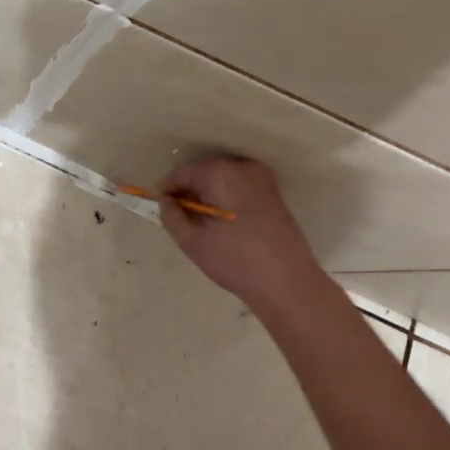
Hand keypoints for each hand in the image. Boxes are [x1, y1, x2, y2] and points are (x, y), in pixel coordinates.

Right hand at [157, 156, 325, 310]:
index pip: (183, 172)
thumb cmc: (235, 262)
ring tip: (202, 220)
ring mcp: (261, 176)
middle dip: (189, 189)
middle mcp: (242, 166)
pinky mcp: (273, 190)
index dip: (168, 188)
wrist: (288, 283)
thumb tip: (166, 201)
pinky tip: (225, 221)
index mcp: (219, 173)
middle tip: (180, 216)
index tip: (161, 206)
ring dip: (208, 192)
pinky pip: (239, 184)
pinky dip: (226, 195)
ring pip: (222, 176)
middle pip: (204, 170)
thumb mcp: (192, 242)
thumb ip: (171, 216)